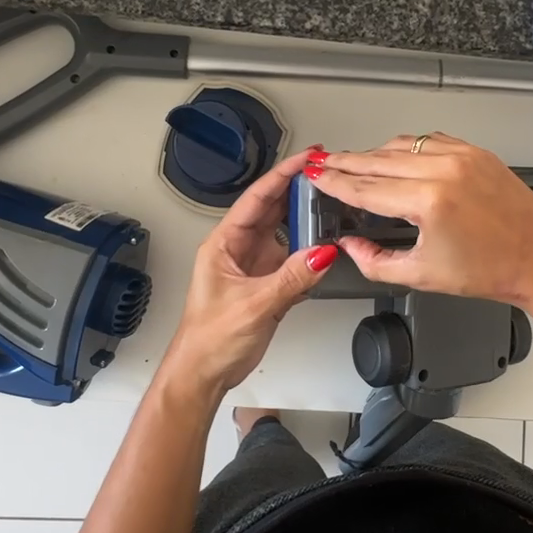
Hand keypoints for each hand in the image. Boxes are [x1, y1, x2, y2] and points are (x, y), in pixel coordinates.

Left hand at [161, 150, 337, 399]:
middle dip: (296, 188)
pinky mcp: (267, 284)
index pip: (257, 198)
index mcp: (223, 244)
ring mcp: (254, 266)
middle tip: (324, 171)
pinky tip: (325, 242)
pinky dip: (310, 249)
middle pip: (272, 208)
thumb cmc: (208, 339)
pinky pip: (293, 258)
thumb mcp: (254, 305)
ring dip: (305, 217)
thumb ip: (292, 278)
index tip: (305, 158)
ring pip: (284, 231)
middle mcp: (238, 249)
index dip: (282, 174)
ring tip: (329, 200)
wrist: (203, 374)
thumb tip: (323, 252)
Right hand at [306, 134, 532, 311]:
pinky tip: (396, 157)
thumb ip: (375, 261)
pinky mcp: (477, 152)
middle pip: (378, 160)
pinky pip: (430, 141)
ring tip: (354, 162)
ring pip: (402, 146)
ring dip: (374, 153)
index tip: (315, 175)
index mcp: (429, 201)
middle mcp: (445, 170)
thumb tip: (350, 245)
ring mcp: (463, 156)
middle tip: (323, 162)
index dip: (334, 182)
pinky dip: (408, 148)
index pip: (366, 187)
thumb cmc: (492, 270)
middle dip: (346, 161)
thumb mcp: (422, 275)